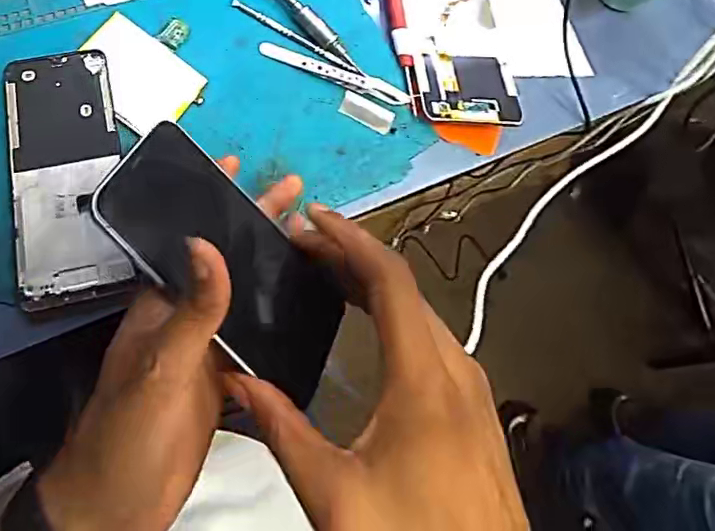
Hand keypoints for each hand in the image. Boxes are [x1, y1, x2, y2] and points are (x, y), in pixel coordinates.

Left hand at [35, 157, 301, 530]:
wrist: (118, 505)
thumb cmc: (125, 430)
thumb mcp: (161, 365)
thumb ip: (192, 310)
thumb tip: (207, 245)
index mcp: (161, 300)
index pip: (190, 237)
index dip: (212, 200)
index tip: (236, 168)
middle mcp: (183, 314)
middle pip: (224, 259)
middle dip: (254, 223)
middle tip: (292, 192)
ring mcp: (202, 347)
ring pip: (241, 295)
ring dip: (267, 265)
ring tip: (305, 239)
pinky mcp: (219, 379)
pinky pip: (251, 337)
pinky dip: (273, 317)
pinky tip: (298, 306)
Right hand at [223, 206, 526, 530]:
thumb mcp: (335, 497)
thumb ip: (283, 431)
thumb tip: (240, 380)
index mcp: (424, 379)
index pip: (390, 279)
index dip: (350, 238)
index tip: (312, 217)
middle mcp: (455, 371)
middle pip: (404, 288)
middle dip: (351, 255)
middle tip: (303, 244)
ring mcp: (471, 391)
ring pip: (419, 311)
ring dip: (371, 282)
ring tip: (325, 270)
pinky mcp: (474, 412)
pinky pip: (430, 337)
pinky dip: (392, 312)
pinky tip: (366, 320)